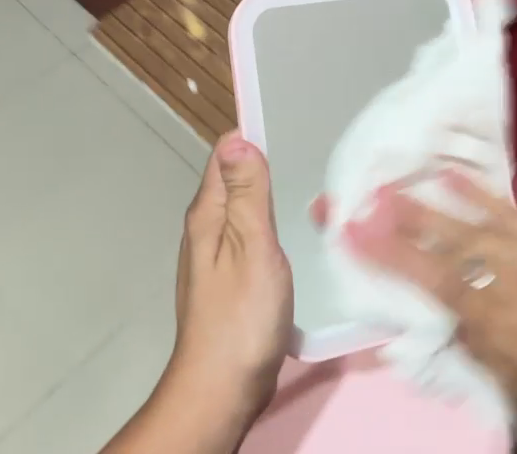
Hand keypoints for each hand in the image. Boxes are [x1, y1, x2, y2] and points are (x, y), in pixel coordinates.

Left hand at [163, 134, 293, 439]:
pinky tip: (296, 234)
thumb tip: (237, 137)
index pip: (225, 154)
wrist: (222, 390)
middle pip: (234, 179)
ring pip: (243, 209)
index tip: (292, 125)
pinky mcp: (230, 280)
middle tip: (310, 154)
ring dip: (270, 196)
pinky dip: (271, 226)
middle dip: (265, 163)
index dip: (253, 136)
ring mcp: (216, 256)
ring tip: (311, 188)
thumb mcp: (251, 246)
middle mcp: (206, 228)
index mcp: (208, 214)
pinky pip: (250, 237)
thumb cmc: (241, 317)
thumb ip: (247, 193)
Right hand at [339, 173, 516, 444]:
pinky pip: (506, 204)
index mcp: (487, 314)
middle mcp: (500, 270)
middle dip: (392, 215)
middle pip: (436, 237)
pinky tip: (453, 173)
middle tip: (358, 194)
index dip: (380, 251)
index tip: (346, 228)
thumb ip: (471, 353)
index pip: (420, 275)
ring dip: (425, 198)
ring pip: (465, 215)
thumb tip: (429, 330)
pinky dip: (476, 189)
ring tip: (390, 179)